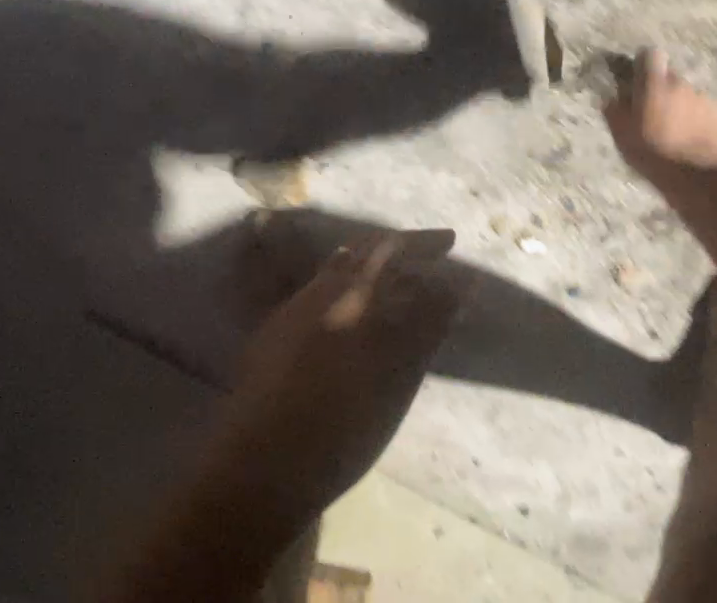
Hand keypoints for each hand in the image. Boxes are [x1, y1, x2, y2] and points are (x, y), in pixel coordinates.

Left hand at [202, 233, 462, 519]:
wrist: (257, 473)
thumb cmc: (338, 430)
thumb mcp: (396, 381)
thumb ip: (427, 327)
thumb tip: (459, 285)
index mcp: (348, 296)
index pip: (391, 248)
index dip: (423, 242)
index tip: (452, 241)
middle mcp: (316, 293)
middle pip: (361, 252)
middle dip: (398, 249)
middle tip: (432, 256)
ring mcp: (289, 313)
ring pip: (337, 271)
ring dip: (372, 268)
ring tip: (402, 283)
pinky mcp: (272, 336)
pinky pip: (319, 293)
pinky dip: (348, 290)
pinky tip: (359, 314)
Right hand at [605, 49, 716, 180]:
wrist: (696, 176)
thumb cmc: (653, 152)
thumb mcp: (622, 134)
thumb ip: (615, 109)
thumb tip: (613, 97)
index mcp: (654, 84)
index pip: (649, 55)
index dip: (644, 64)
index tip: (638, 80)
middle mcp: (680, 83)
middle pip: (669, 77)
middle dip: (661, 90)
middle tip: (654, 114)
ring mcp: (702, 97)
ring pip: (686, 94)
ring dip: (679, 105)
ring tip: (674, 131)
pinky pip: (702, 109)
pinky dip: (696, 118)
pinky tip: (691, 137)